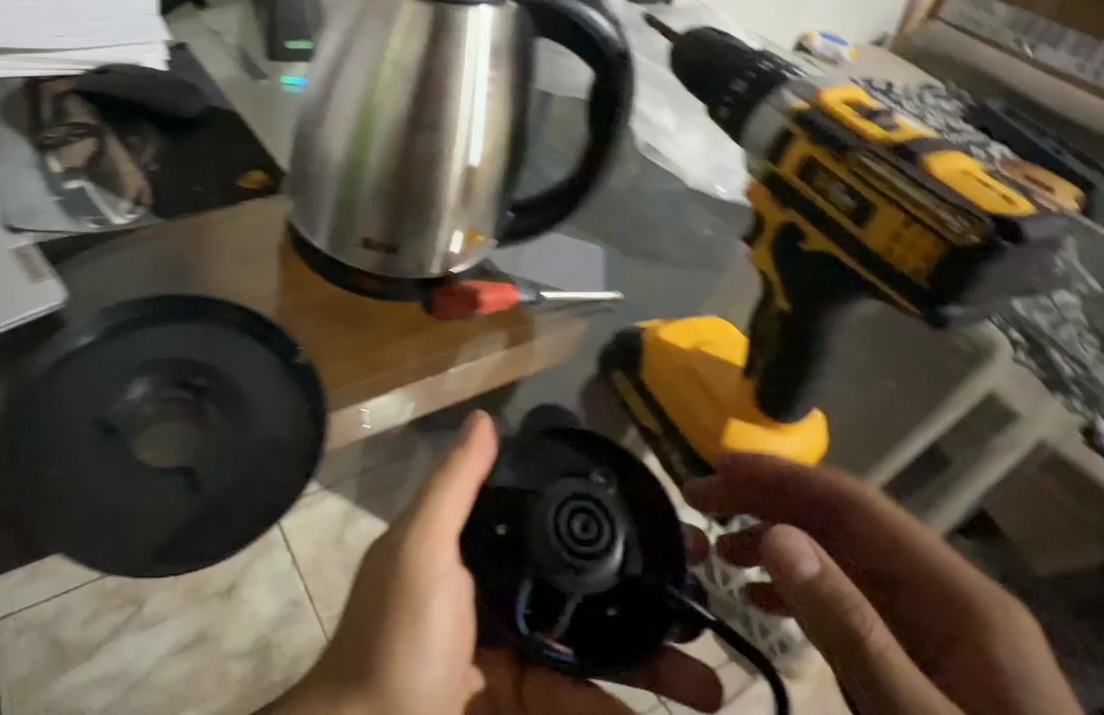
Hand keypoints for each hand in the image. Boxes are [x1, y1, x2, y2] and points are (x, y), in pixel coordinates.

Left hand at [272, 411, 724, 714]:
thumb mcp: (420, 550)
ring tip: (708, 682)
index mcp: (473, 554)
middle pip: (580, 595)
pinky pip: (577, 703)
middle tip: (700, 607)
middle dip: (640, 603)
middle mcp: (496, 599)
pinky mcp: (520, 705)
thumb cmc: (396, 636)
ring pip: (591, 654)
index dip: (602, 528)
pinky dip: (616, 711)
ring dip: (649, 667)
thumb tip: (485, 418)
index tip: (661, 526)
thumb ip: (455, 488)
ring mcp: (511, 658)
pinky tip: (657, 714)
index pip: (548, 530)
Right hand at [682, 453, 1081, 714]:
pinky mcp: (928, 663)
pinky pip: (856, 603)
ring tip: (716, 548)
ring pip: (849, 561)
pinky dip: (803, 589)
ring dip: (781, 542)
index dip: (784, 477)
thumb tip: (775, 535)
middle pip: (849, 526)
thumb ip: (850, 630)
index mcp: (960, 599)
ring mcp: (942, 632)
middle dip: (771, 503)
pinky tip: (760, 596)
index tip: (715, 466)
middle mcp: (951, 598)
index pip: (857, 508)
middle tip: (698, 499)